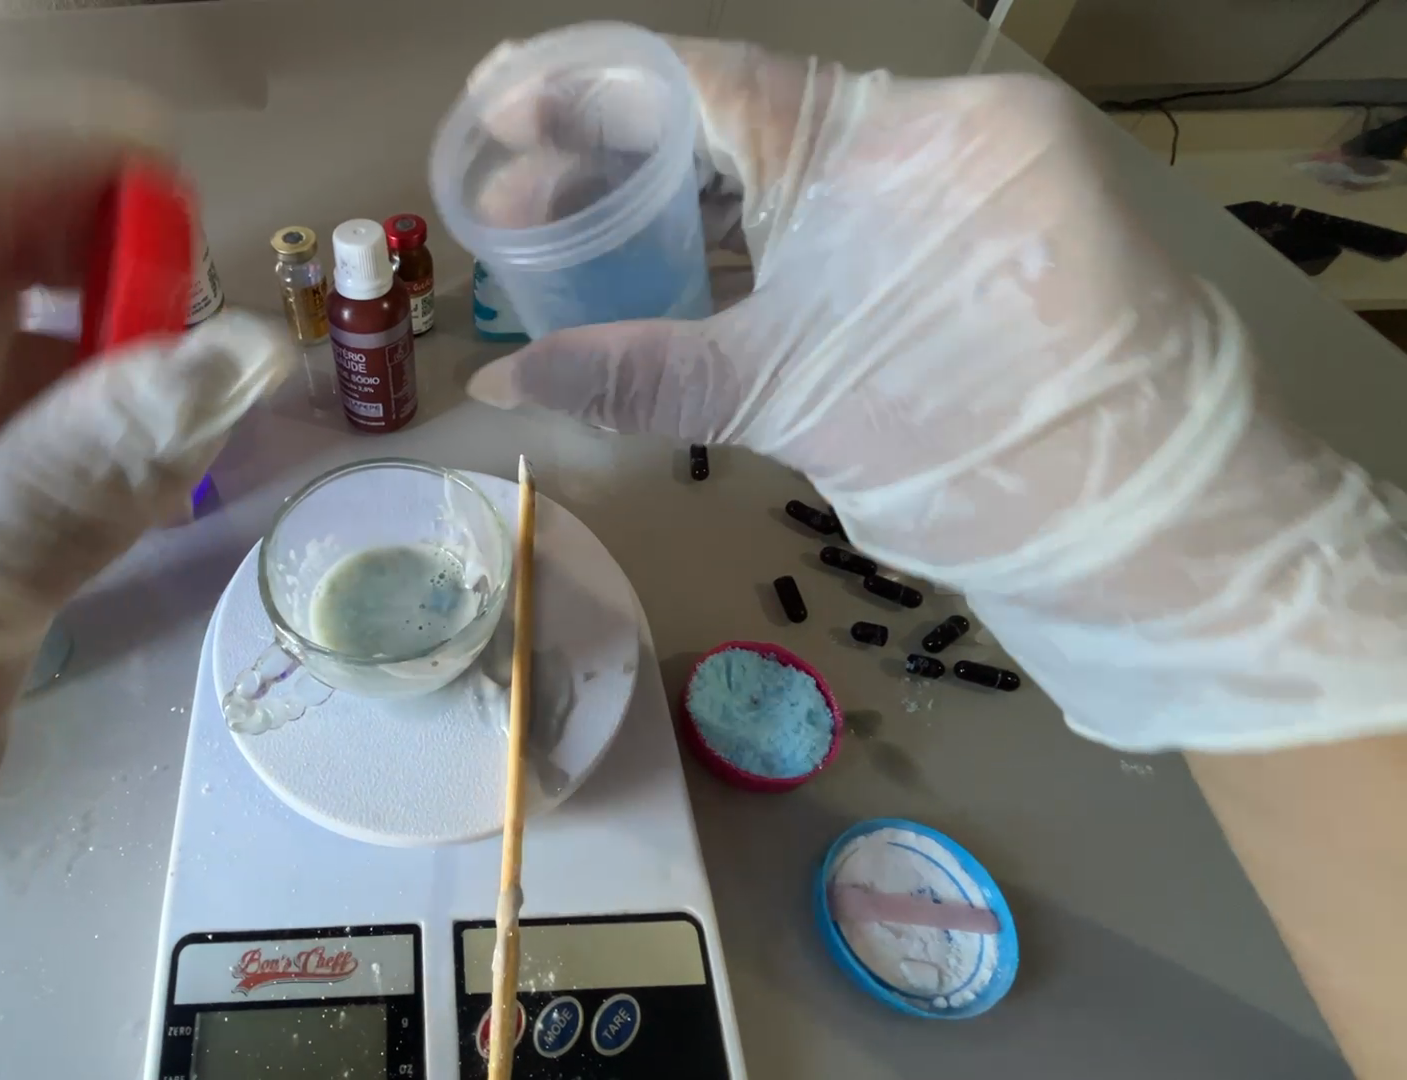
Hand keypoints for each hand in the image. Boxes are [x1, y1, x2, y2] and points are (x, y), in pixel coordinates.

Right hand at [467, 37, 1406, 752]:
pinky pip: (794, 230)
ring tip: (556, 239)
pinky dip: (717, 254)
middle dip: (605, 164)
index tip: (500, 108)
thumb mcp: (778, 400)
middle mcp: (909, 139)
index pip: (708, 89)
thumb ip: (631, 380)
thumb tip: (497, 385)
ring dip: (656, 215)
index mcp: (888, 140)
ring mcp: (919, 193)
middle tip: (508, 199)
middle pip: (724, 129)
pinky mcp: (920, 248)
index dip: (590, 95)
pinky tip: (647, 272)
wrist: (1117, 528)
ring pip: (757, 183)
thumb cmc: (966, 449)